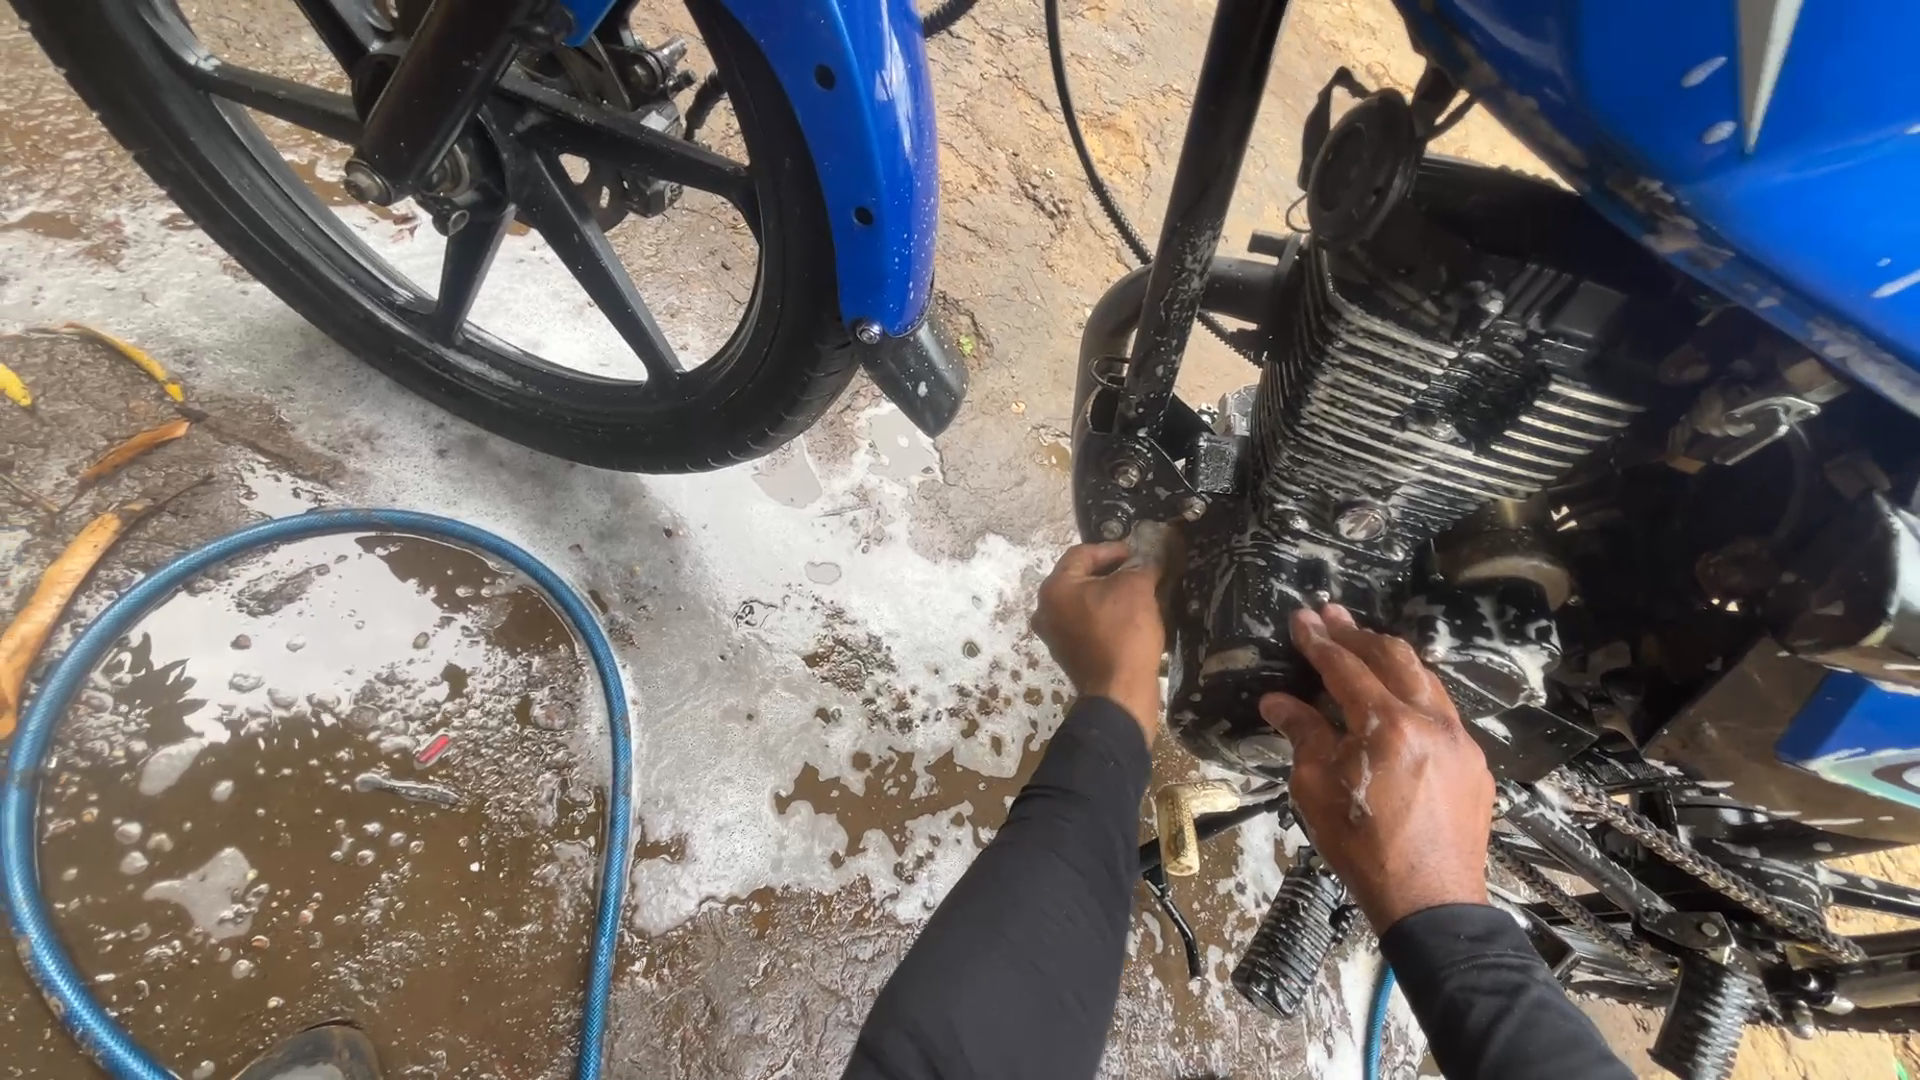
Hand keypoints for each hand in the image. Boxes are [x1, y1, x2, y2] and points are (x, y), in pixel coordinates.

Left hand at [1031, 540, 1166, 743]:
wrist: (1119, 692)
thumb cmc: (1123, 633)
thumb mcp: (1136, 589)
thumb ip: (1139, 567)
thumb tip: (1146, 559)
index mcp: (1054, 588)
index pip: (1082, 554)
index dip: (1112, 549)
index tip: (1137, 553)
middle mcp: (1045, 609)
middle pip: (1079, 578)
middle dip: (1110, 572)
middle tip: (1138, 571)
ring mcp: (1053, 634)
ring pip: (1082, 602)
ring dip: (1108, 595)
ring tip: (1137, 593)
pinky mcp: (1067, 653)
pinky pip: (1085, 624)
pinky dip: (1104, 616)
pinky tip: (1128, 618)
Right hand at [1260, 604, 1493, 931]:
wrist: (1432, 902)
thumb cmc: (1362, 844)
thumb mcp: (1315, 787)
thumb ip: (1302, 734)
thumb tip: (1277, 701)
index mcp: (1386, 725)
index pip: (1345, 668)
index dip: (1319, 641)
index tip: (1301, 617)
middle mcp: (1430, 721)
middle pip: (1393, 657)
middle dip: (1357, 633)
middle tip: (1331, 614)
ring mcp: (1460, 740)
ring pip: (1425, 678)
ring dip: (1388, 656)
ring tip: (1362, 643)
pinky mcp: (1474, 761)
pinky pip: (1440, 708)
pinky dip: (1412, 688)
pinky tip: (1395, 694)